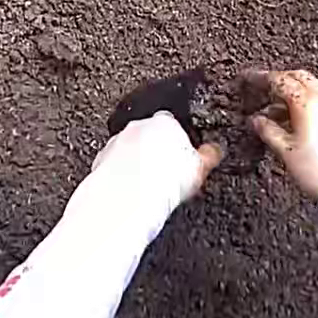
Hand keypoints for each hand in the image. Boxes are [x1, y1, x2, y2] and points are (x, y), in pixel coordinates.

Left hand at [92, 110, 223, 204]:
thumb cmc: (165, 180)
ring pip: (130, 150)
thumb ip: (209, 155)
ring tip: (149, 189)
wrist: (130, 196)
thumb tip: (216, 151)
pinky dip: (121, 176)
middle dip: (157, 153)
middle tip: (166, 176)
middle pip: (151, 136)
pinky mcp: (101, 160)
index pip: (176, 125)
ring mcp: (118, 142)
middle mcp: (139, 126)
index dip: (180, 145)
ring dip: (137, 164)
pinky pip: (114, 166)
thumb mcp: (200, 168)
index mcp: (165, 121)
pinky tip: (130, 193)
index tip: (183, 162)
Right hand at [243, 69, 317, 201]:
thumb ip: (268, 131)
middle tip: (261, 91)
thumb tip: (256, 120)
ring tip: (273, 113)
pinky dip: (305, 105)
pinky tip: (295, 122)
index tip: (247, 79)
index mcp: (307, 102)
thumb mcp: (286, 151)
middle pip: (298, 77)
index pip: (280, 80)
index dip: (260, 79)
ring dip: (291, 94)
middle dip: (278, 81)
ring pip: (311, 89)